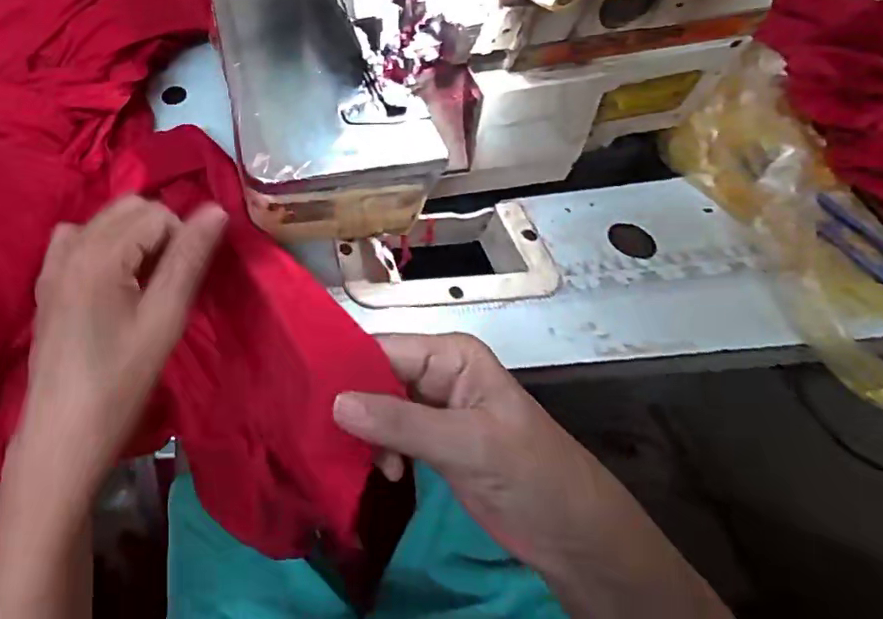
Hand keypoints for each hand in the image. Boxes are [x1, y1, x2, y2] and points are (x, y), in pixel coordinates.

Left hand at [0, 198, 224, 618]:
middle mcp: (70, 245)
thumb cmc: (120, 384)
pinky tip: (110, 283)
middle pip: (131, 208)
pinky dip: (103, 246)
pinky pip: (79, 238)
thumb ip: (189, 259)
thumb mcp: (164, 320)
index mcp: (98, 252)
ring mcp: (53, 263)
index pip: (159, 214)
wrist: (61, 439)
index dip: (181, 242)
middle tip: (164, 284)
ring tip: (141, 285)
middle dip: (159, 233)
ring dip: (133, 238)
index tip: (178, 287)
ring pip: (107, 219)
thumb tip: (216, 209)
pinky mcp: (46, 282)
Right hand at [333, 334, 727, 618]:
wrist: (574, 534)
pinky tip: (378, 471)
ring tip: (355, 460)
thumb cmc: (532, 473)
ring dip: (363, 432)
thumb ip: (402, 424)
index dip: (347, 368)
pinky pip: (390, 434)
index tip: (308, 393)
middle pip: (377, 376)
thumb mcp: (467, 444)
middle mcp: (438, 372)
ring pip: (379, 407)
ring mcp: (434, 408)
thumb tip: (337, 404)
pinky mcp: (432, 441)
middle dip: (352, 404)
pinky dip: (377, 450)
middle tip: (320, 432)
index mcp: (451, 354)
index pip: (385, 349)